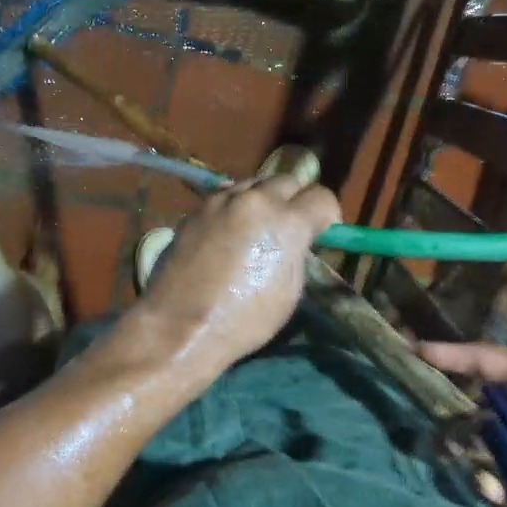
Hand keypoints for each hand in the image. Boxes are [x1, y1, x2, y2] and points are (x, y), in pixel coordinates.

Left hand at [138, 174, 340, 368]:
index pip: (321, 197)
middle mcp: (255, 200)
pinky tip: (228, 234)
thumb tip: (296, 239)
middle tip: (290, 228)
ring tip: (257, 228)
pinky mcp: (195, 210)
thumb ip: (297, 251)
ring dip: (263, 199)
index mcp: (287, 221)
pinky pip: (225, 197)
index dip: (326, 216)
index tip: (321, 233)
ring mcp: (220, 201)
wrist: (180, 326)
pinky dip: (235, 209)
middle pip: (287, 180)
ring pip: (254, 183)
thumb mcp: (290, 290)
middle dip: (295, 200)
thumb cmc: (245, 320)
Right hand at [417, 342, 506, 506]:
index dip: (448, 354)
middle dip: (460, 426)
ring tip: (492, 487)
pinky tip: (504, 499)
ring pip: (487, 445)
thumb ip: (485, 431)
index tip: (412, 351)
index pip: (483, 358)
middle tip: (438, 437)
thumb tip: (450, 441)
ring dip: (482, 466)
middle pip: (480, 405)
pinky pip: (503, 472)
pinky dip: (498, 484)